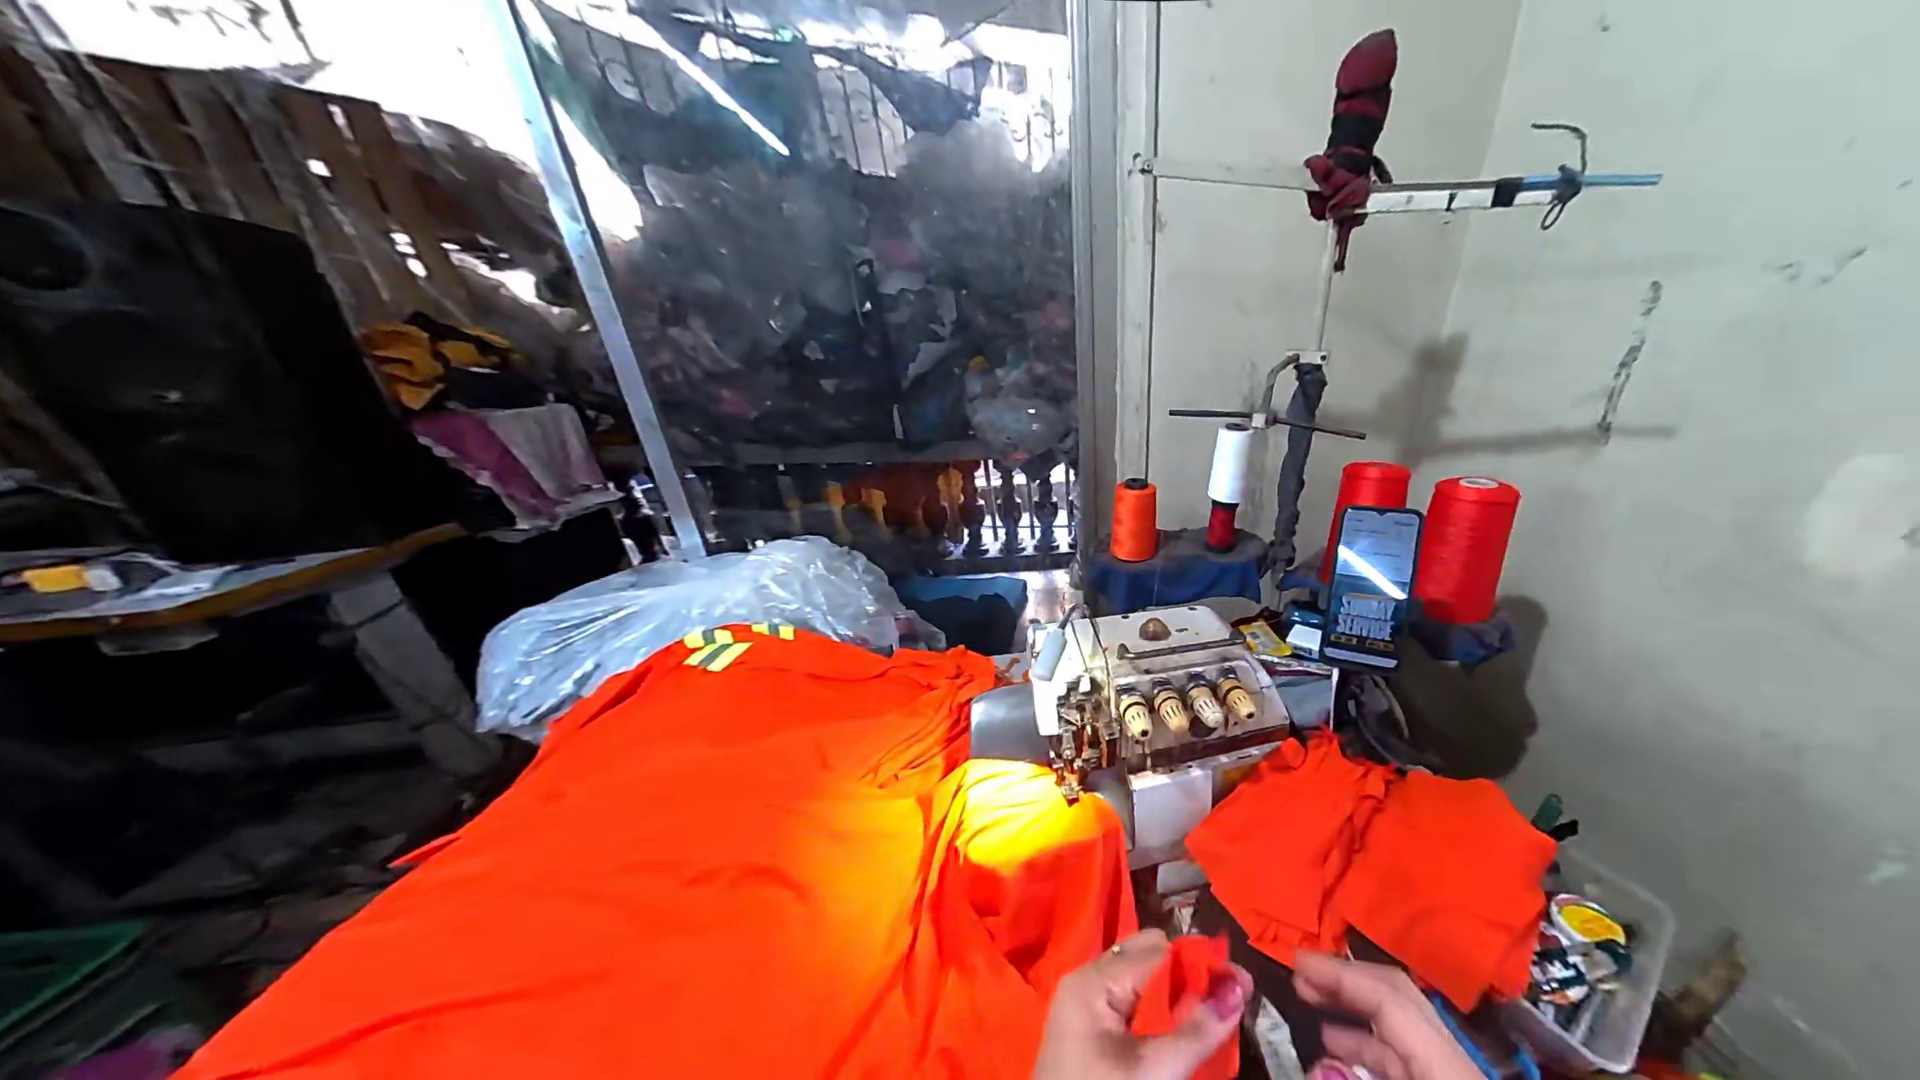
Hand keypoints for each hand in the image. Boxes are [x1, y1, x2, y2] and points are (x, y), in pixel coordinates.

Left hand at [1032, 929, 1253, 1079]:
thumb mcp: (1153, 1072)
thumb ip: (1197, 1031)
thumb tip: (1238, 989)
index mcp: (1094, 980)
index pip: (1157, 952)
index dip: (1201, 963)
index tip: (1242, 981)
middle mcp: (1086, 977)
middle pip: (1146, 955)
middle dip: (1189, 972)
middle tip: (1232, 997)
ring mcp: (1084, 999)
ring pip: (1140, 974)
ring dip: (1176, 989)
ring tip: (1215, 1010)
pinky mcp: (1088, 1022)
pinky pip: (1129, 995)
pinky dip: (1157, 1004)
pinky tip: (1182, 1024)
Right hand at [1292, 952, 1482, 1079]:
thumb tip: (1315, 1064)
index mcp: (1452, 1066)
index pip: (1392, 998)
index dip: (1340, 973)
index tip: (1296, 960)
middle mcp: (1456, 1060)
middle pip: (1399, 998)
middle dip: (1346, 979)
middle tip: (1299, 971)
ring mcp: (1452, 1073)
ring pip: (1401, 1025)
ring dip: (1351, 1009)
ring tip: (1308, 1000)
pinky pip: (1404, 1054)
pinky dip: (1366, 1041)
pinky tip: (1334, 1045)